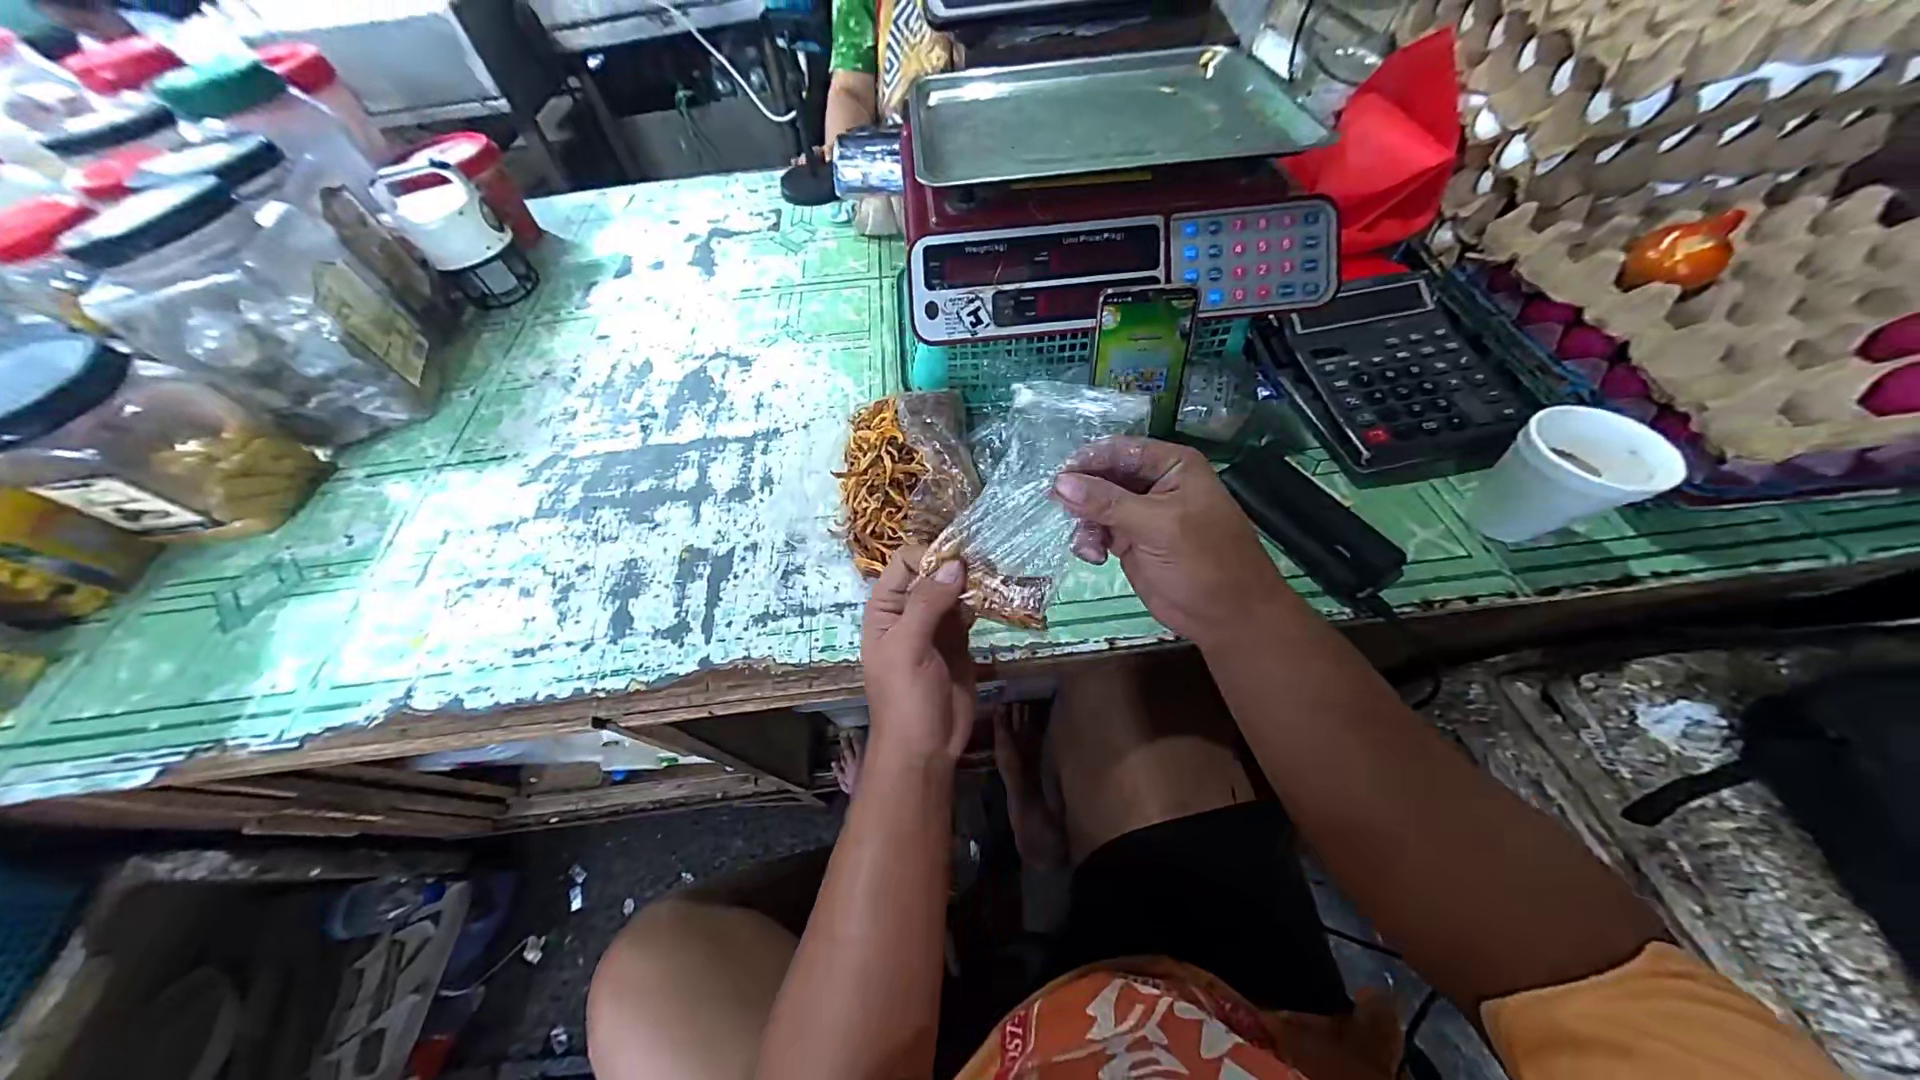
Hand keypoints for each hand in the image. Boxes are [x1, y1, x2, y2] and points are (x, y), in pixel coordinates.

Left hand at [861, 546, 975, 767]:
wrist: (925, 746)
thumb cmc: (905, 698)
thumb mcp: (908, 647)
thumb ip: (927, 603)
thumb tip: (955, 563)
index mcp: (885, 608)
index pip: (904, 563)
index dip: (930, 557)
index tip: (960, 562)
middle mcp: (909, 610)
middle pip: (932, 572)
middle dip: (957, 565)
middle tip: (988, 565)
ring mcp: (935, 625)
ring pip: (954, 589)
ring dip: (974, 581)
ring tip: (998, 577)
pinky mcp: (958, 639)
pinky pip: (969, 610)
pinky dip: (982, 602)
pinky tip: (997, 598)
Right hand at [1052, 437, 1289, 647]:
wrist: (1227, 616)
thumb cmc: (1204, 561)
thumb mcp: (1157, 526)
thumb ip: (1108, 502)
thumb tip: (1060, 483)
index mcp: (1171, 465)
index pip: (1119, 450)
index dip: (1088, 461)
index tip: (1058, 480)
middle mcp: (1153, 483)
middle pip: (1102, 476)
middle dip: (1082, 494)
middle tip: (1063, 512)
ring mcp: (1140, 513)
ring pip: (1095, 505)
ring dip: (1085, 522)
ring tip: (1088, 546)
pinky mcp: (1129, 541)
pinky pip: (1098, 530)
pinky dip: (1090, 541)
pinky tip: (1095, 557)